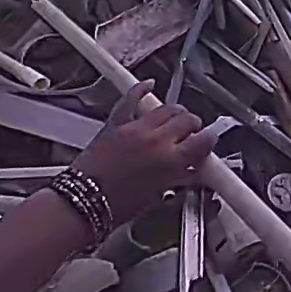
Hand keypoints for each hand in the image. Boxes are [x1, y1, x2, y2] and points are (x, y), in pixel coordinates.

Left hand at [71, 81, 213, 223]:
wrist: (81, 204)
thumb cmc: (115, 207)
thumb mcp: (156, 195)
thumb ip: (177, 177)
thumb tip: (189, 171)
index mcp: (170, 161)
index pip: (203, 141)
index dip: (209, 140)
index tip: (208, 142)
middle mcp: (157, 140)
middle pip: (187, 119)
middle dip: (193, 126)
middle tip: (191, 133)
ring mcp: (136, 128)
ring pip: (167, 108)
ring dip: (175, 112)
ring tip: (174, 119)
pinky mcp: (117, 123)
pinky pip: (132, 98)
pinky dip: (141, 89)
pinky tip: (148, 84)